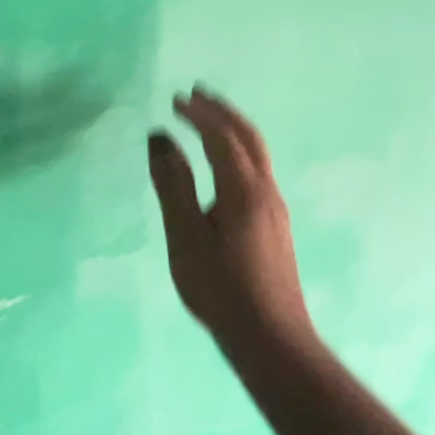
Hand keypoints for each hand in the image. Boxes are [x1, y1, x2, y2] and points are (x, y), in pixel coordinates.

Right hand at [148, 86, 313, 348]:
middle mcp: (265, 191)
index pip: (221, 137)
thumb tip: (160, 138)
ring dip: (231, 128)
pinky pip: (256, 169)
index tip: (174, 99)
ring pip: (256, 153)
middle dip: (221, 111)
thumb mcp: (185, 236)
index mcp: (243, 189)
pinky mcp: (274, 225)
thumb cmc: (220, 288)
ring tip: (207, 119)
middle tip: (196, 93)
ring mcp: (274, 209)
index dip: (198, 114)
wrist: (272, 341)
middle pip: (248, 137)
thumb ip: (172, 184)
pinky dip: (236, 150)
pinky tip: (222, 162)